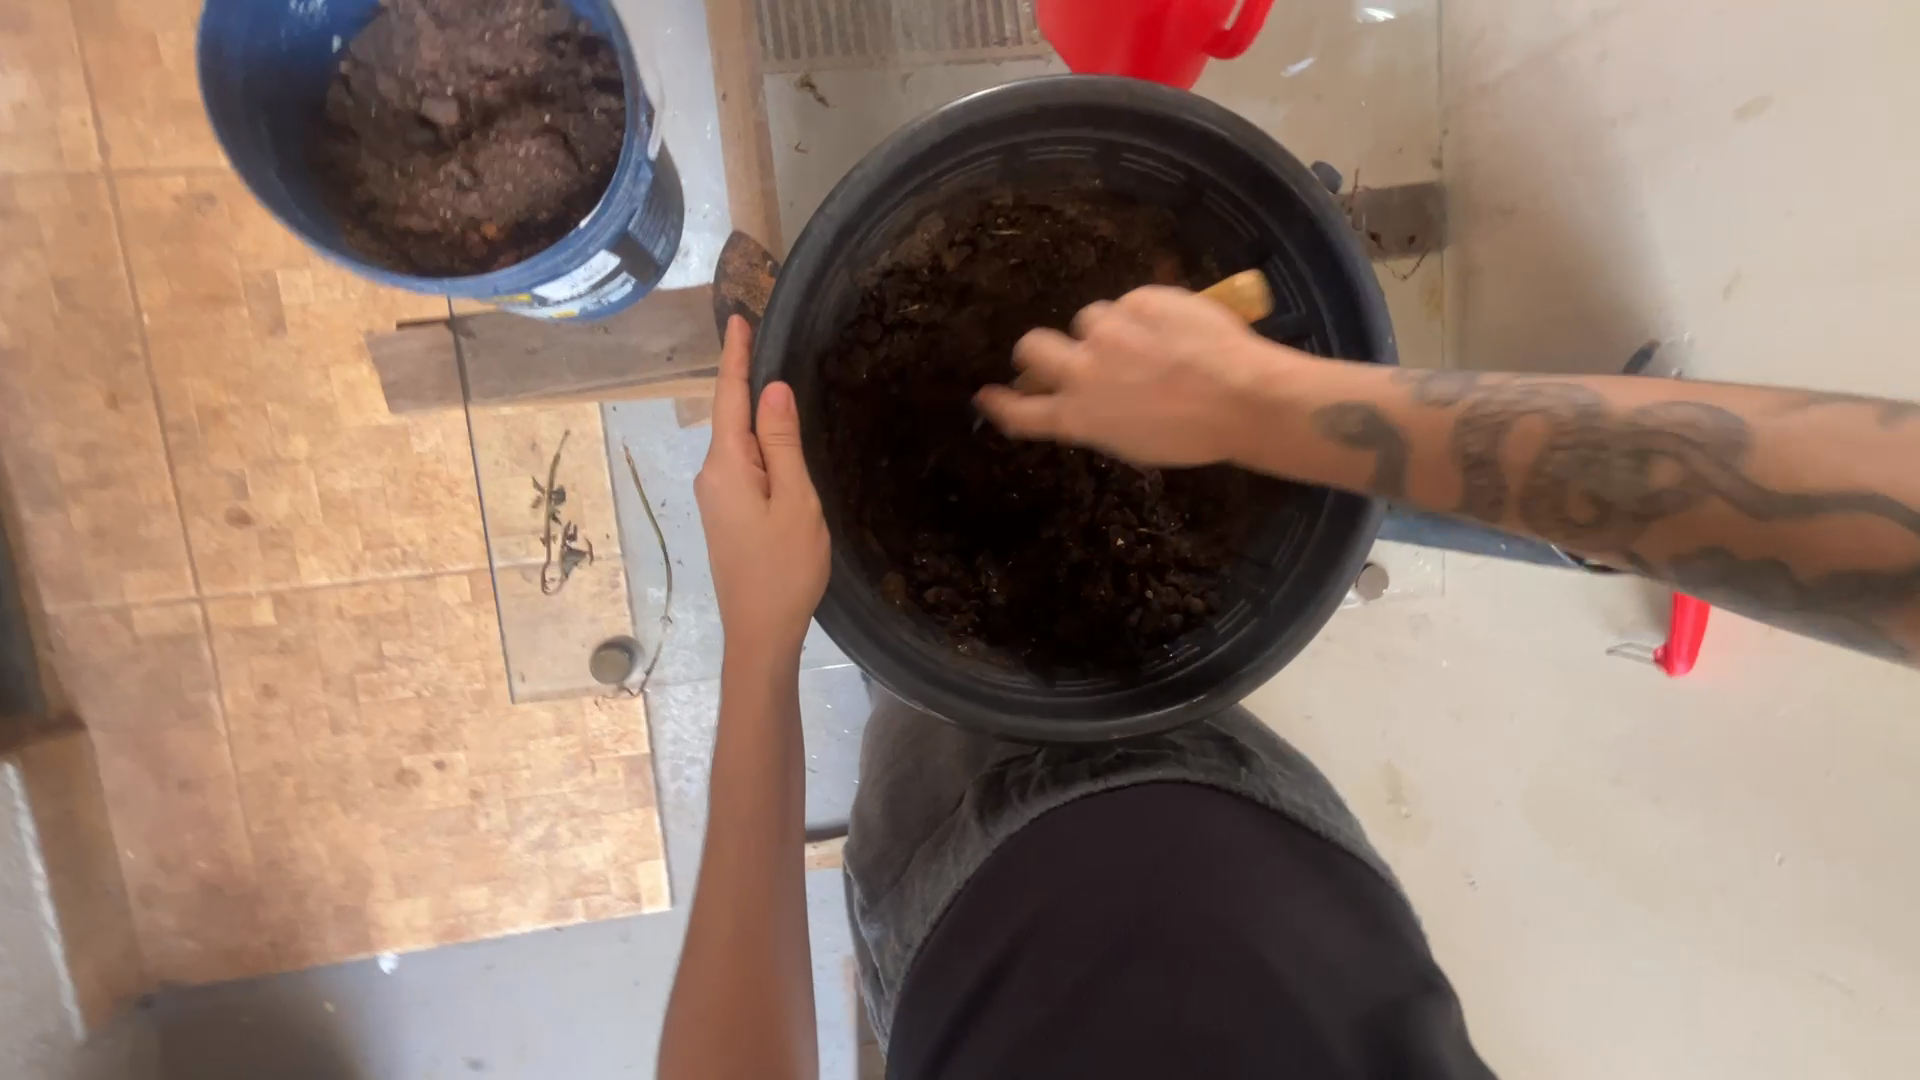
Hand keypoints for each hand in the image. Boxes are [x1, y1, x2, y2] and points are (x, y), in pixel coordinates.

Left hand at [695, 316, 830, 659]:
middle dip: (747, 381)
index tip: (740, 318)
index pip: (730, 398)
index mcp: (728, 466)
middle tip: (770, 343)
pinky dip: (759, 446)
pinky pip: (742, 466)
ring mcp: (716, 498)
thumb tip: (772, 389)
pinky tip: (779, 444)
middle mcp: (712, 475)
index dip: (737, 358)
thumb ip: (781, 444)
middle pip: (731, 418)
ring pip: (739, 445)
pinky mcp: (726, 515)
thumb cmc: (785, 567)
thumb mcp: (795, 501)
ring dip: (756, 416)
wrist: (761, 630)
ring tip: (782, 388)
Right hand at [974, 285, 1304, 466]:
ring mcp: (1109, 331)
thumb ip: (1095, 418)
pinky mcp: (1140, 300)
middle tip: (1057, 353)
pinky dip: (1142, 315)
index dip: (999, 404)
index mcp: (1078, 417)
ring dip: (1103, 330)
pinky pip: (1129, 303)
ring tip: (1144, 344)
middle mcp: (1082, 371)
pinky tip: (1172, 331)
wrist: (1242, 398)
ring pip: (1087, 319)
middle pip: (1031, 347)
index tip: (986, 396)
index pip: (1020, 412)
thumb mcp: (1130, 443)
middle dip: (1035, 350)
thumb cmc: (1191, 436)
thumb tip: (1085, 399)